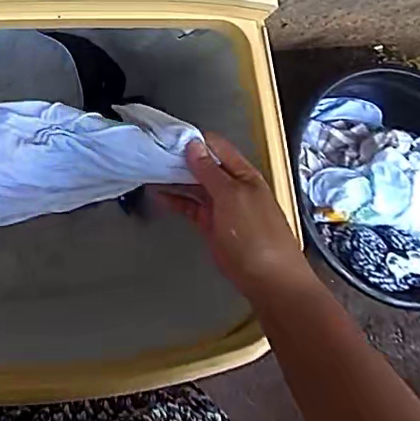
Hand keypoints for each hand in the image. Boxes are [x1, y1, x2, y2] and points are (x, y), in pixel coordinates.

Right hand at [159, 133, 313, 299]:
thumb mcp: (232, 197)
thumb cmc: (256, 236)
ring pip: (193, 185)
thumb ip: (210, 171)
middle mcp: (231, 186)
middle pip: (202, 165)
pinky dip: (174, 200)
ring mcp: (221, 206)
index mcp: (243, 174)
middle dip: (179, 159)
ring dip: (173, 179)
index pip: (215, 146)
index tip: (167, 138)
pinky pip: (190, 206)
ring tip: (149, 171)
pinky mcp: (211, 225)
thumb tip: (193, 145)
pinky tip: (159, 195)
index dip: (192, 140)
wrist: (270, 282)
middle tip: (152, 153)